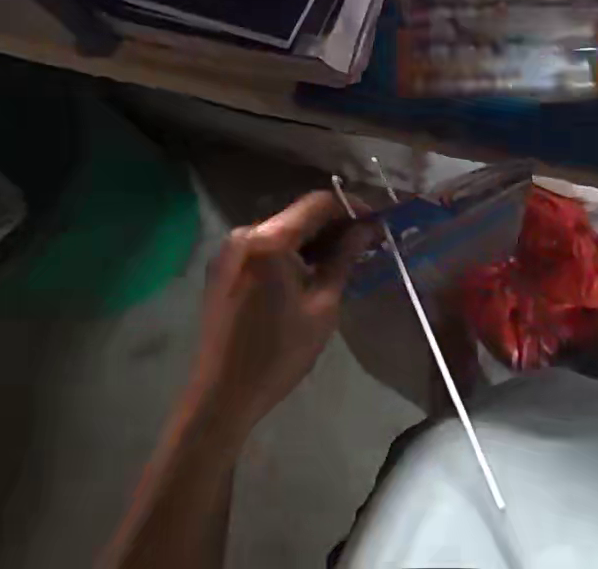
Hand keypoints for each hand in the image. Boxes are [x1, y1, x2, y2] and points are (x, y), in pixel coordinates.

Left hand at [187, 192, 378, 437]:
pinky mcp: (224, 266)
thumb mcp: (322, 306)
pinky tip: (311, 270)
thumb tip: (364, 229)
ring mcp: (230, 248)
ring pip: (282, 231)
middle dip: (333, 224)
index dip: (350, 206)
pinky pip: (265, 246)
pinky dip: (290, 251)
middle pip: (297, 215)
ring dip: (313, 239)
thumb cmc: (278, 352)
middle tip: (365, 241)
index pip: (317, 203)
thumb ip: (343, 259)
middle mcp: (245, 233)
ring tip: (343, 257)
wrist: (222, 394)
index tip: (375, 221)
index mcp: (268, 239)